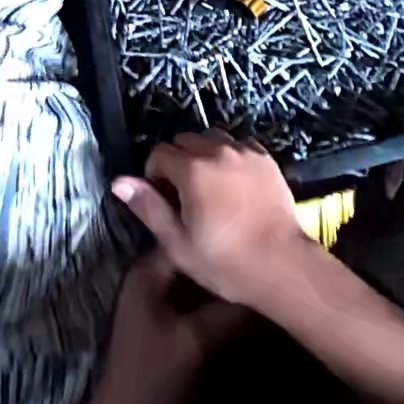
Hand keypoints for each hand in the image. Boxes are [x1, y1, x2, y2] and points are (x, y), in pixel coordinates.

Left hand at [82, 248, 247, 403]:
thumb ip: (231, 312)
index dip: (217, 232)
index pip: (187, 232)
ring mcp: (158, 300)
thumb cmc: (155, 376)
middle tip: (260, 254)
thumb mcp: (197, 341)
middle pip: (194, 255)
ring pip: (198, 279)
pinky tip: (242, 300)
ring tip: (258, 273)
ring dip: (223, 279)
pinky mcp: (167, 322)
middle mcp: (151, 277)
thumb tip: (267, 286)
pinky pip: (196, 298)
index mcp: (148, 270)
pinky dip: (216, 298)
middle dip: (224, 257)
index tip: (251, 233)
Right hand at [110, 131, 312, 306]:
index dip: (154, 175)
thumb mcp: (178, 244)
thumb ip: (148, 207)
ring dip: (202, 154)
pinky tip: (233, 182)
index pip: (159, 153)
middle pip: (184, 140)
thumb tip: (119, 182)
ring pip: (212, 138)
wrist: (283, 265)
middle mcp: (217, 150)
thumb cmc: (226, 261)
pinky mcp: (265, 158)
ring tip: (208, 186)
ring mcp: (244, 151)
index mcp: (192, 169)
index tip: (163, 199)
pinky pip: (238, 144)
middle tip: (183, 195)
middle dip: (177, 161)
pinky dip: (229, 155)